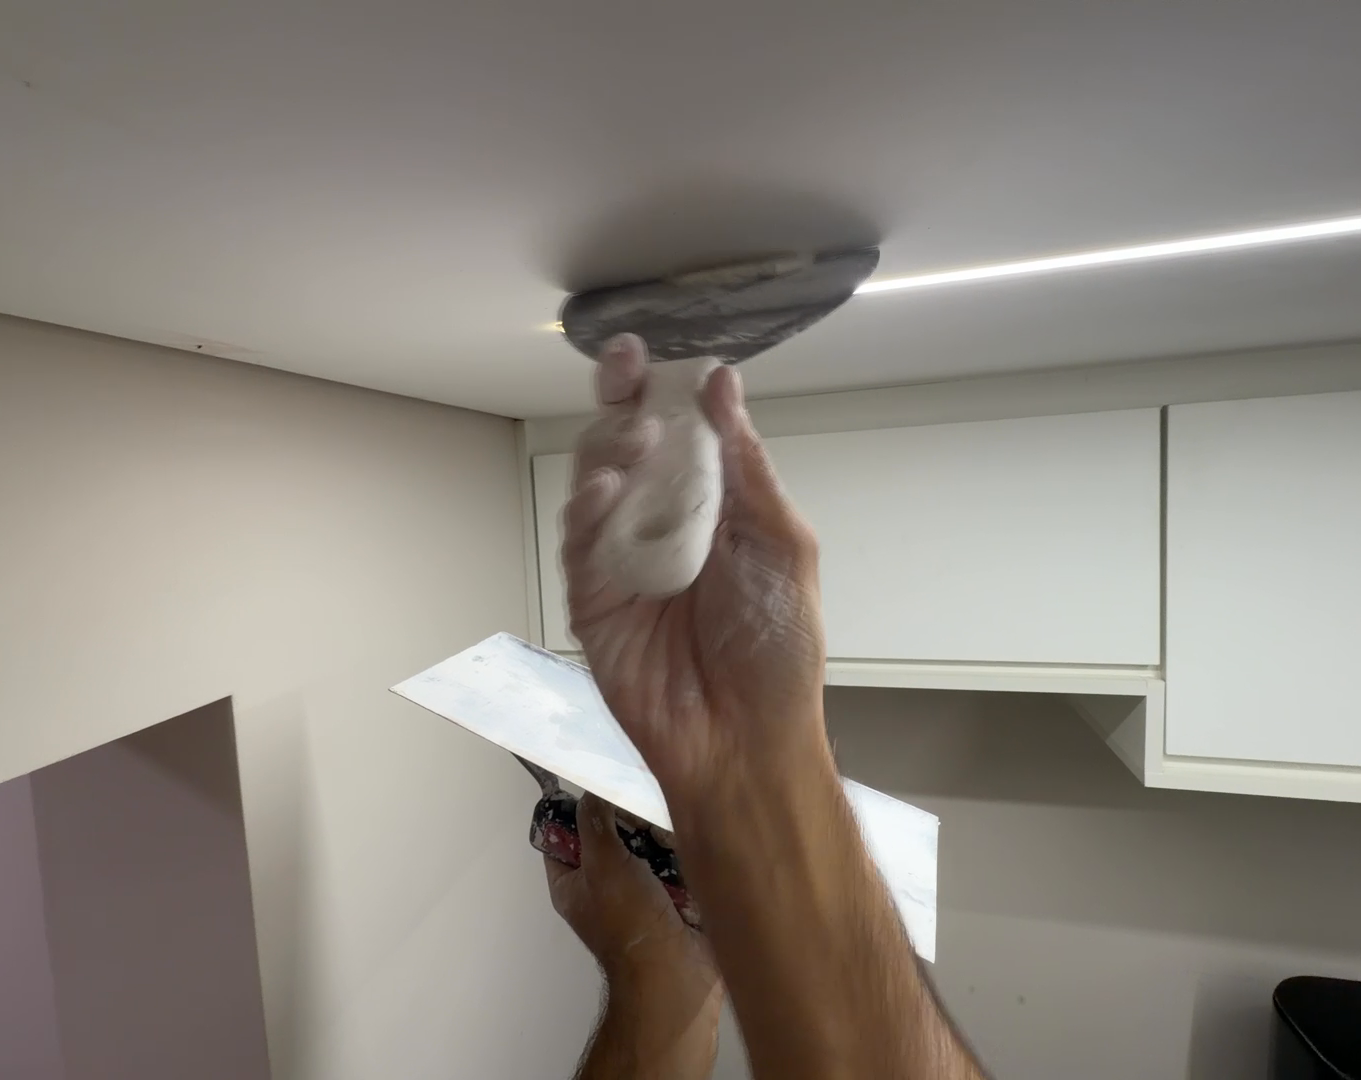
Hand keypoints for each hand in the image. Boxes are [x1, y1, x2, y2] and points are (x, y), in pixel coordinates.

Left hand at [546, 793, 718, 998]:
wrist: (677, 971)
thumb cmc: (628, 918)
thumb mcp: (601, 861)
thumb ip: (593, 819)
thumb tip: (592, 790)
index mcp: (570, 882)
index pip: (560, 834)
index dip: (572, 810)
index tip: (596, 786)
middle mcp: (600, 883)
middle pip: (608, 832)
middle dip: (626, 821)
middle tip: (638, 818)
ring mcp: (636, 889)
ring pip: (642, 841)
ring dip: (655, 835)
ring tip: (665, 837)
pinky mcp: (668, 892)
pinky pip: (669, 857)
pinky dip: (676, 851)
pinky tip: (683, 848)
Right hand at [561, 333, 829, 802]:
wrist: (745, 737)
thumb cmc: (776, 643)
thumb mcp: (780, 544)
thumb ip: (745, 468)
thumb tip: (722, 383)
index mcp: (707, 503)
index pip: (674, 431)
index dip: (656, 388)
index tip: (645, 353)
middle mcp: (658, 521)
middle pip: (623, 448)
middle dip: (619, 404)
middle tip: (623, 372)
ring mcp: (620, 559)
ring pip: (594, 486)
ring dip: (607, 454)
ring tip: (630, 441)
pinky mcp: (591, 598)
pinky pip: (580, 546)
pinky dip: (588, 516)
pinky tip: (605, 494)